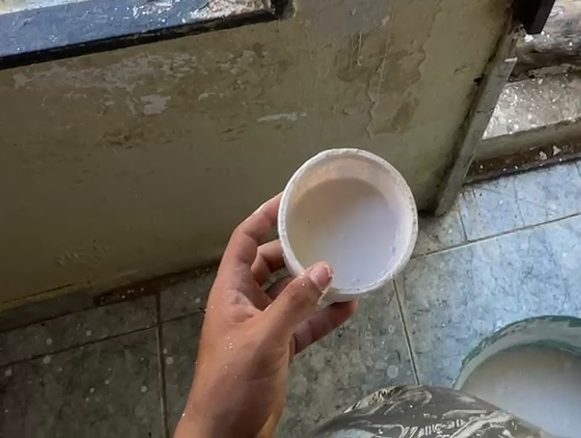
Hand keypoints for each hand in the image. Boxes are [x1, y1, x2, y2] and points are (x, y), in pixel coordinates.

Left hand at [175, 195, 357, 437]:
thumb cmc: (232, 382)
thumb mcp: (264, 338)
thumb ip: (294, 303)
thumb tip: (325, 268)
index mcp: (231, 291)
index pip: (245, 240)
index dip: (264, 216)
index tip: (291, 198)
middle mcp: (246, 302)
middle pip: (271, 263)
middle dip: (296, 250)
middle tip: (325, 234)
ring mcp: (263, 326)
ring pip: (291, 293)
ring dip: (315, 284)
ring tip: (344, 267)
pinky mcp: (278, 349)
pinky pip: (304, 323)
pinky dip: (324, 316)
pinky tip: (349, 307)